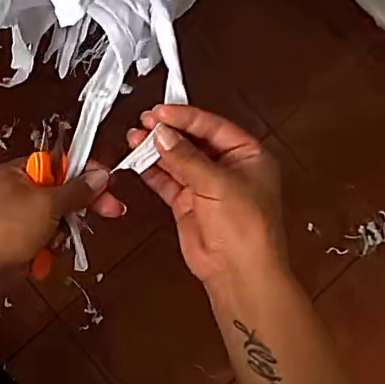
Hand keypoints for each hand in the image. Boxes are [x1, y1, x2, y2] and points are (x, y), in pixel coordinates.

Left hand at [0, 158, 123, 290]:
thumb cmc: (9, 229)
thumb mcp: (48, 204)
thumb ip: (77, 189)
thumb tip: (101, 174)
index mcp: (19, 171)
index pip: (60, 162)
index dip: (84, 170)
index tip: (106, 180)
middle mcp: (21, 189)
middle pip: (64, 189)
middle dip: (83, 203)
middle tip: (111, 210)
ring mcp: (24, 215)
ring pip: (62, 214)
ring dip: (66, 227)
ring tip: (57, 238)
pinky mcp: (27, 236)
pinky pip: (53, 233)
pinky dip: (55, 242)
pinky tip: (49, 250)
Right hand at [125, 105, 287, 291]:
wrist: (238, 272)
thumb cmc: (248, 230)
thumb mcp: (219, 184)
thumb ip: (188, 158)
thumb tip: (164, 135)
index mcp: (248, 155)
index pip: (213, 126)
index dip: (187, 117)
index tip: (162, 112)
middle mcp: (228, 168)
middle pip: (194, 141)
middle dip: (169, 132)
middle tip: (145, 122)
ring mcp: (207, 186)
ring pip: (178, 160)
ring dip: (157, 150)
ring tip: (136, 138)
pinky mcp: (189, 203)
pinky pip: (167, 181)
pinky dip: (152, 171)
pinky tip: (139, 159)